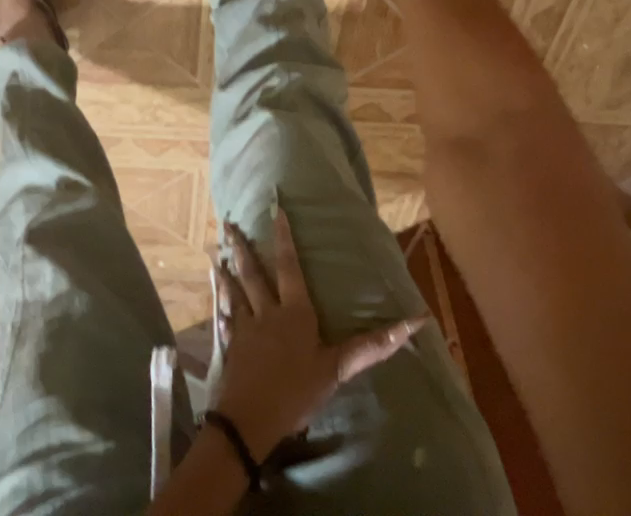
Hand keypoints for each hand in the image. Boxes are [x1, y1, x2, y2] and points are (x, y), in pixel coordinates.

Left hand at [209, 208, 427, 459]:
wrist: (249, 420)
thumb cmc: (296, 391)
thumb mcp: (337, 369)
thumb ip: (372, 346)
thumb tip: (414, 323)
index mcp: (294, 312)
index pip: (289, 266)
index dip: (283, 238)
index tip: (276, 210)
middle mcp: (266, 312)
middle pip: (253, 273)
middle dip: (242, 247)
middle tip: (227, 223)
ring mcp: (244, 329)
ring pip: (234, 292)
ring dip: (226, 271)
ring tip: (215, 252)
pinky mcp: (230, 347)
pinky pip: (224, 318)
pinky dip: (219, 304)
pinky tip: (216, 300)